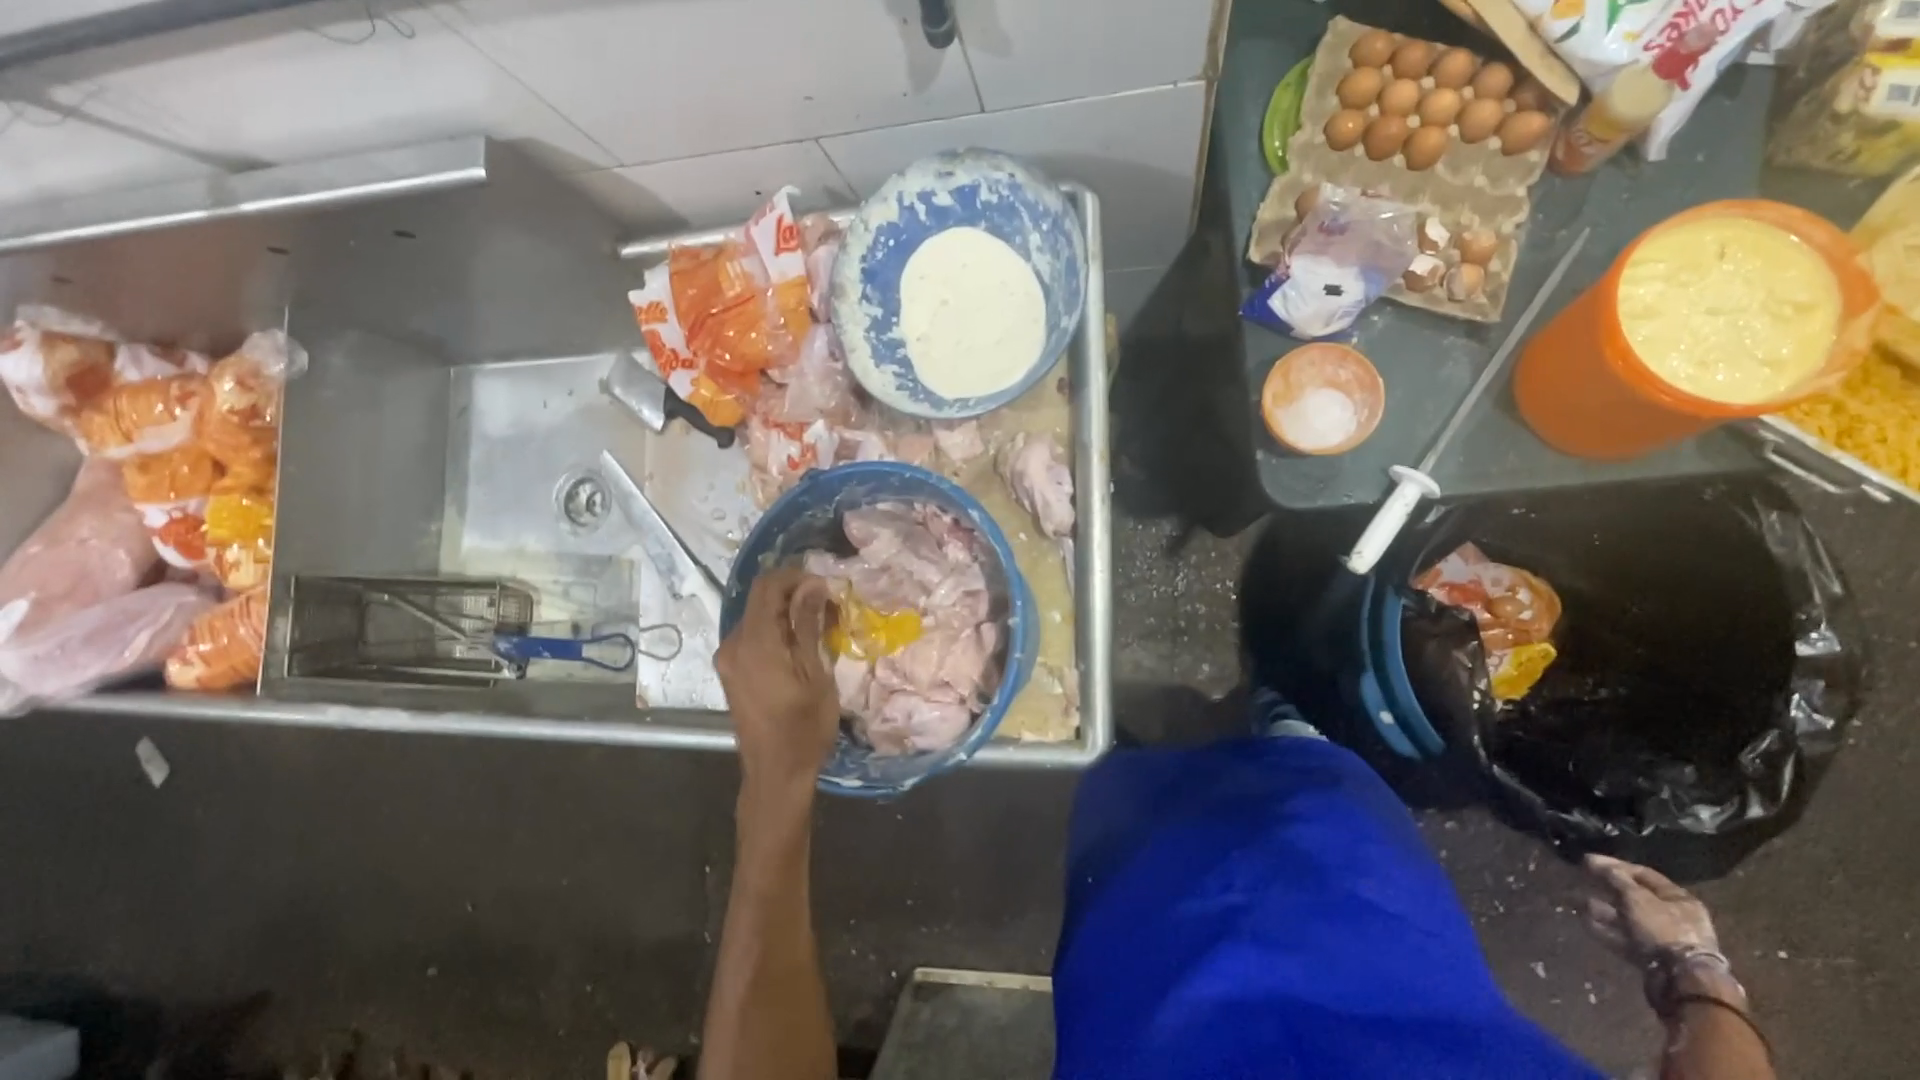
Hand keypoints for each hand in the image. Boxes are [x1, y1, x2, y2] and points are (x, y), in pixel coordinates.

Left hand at [715, 566, 837, 796]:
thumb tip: (813, 584)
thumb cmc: (804, 727)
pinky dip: (775, 632)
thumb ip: (809, 625)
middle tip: (829, 608)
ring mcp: (728, 659)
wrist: (776, 774)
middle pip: (760, 599)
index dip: (796, 576)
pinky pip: (752, 637)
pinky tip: (800, 647)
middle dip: (794, 595)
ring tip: (820, 628)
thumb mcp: (816, 674)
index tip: (826, 588)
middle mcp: (733, 644)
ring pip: (757, 617)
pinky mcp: (731, 672)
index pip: (767, 586)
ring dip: (786, 613)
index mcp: (754, 642)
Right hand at [1583, 853, 1720, 966]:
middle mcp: (1673, 916)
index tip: (1587, 860)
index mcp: (1678, 899)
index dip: (1614, 865)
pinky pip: (1623, 937)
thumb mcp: (1636, 897)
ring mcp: (1661, 938)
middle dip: (1605, 888)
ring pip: (1625, 918)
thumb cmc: (1662, 928)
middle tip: (1580, 878)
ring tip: (1575, 901)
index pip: (1643, 874)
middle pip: (1633, 897)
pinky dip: (1604, 929)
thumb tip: (1594, 861)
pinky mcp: (1649, 956)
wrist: (1680, 978)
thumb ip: (1614, 877)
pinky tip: (1584, 921)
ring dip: (1601, 909)